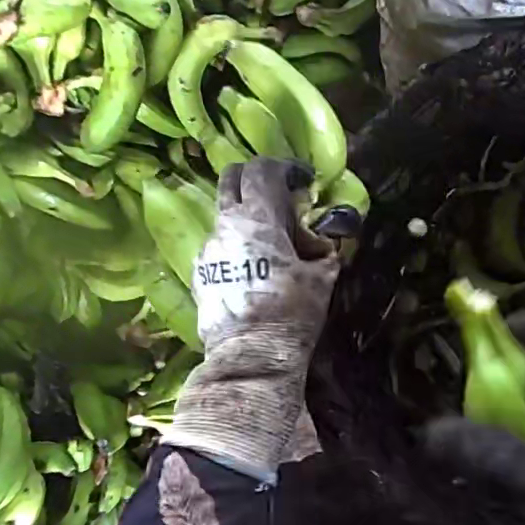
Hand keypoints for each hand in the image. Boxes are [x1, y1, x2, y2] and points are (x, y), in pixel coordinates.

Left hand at [165, 158, 339, 481]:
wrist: (250, 357)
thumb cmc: (291, 313)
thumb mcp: (321, 278)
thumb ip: (323, 249)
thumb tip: (324, 241)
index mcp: (256, 219)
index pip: (261, 169)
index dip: (284, 167)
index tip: (303, 180)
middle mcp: (225, 226)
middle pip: (232, 179)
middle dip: (255, 177)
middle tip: (280, 194)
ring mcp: (208, 249)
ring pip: (225, 214)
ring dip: (247, 215)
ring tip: (272, 242)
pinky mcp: (200, 273)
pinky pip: (219, 244)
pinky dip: (236, 243)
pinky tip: (254, 268)